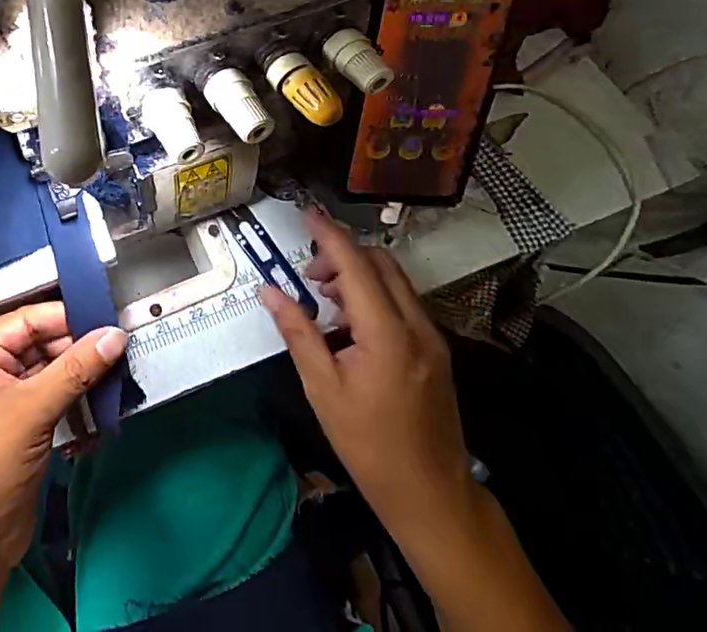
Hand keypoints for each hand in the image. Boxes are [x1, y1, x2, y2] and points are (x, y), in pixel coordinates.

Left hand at [0, 303, 125, 629]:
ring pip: (51, 372)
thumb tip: (109, 338)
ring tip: (111, 380)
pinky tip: (96, 408)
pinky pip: (53, 400)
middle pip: (43, 344)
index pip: (28, 319)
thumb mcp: (30, 411)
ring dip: (81, 379)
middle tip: (115, 352)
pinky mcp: (19, 427)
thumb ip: (76, 369)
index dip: (69, 318)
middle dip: (79, 350)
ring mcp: (2, 400)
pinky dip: (75, 402)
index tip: (106, 322)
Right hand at [260, 211, 472, 526]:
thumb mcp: (322, 389)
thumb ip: (298, 333)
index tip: (307, 213)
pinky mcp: (436, 349)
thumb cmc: (368, 445)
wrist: (431, 493)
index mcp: (387, 333)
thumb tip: (270, 291)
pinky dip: (375, 294)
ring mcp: (432, 336)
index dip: (329, 234)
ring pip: (395, 280)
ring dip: (359, 273)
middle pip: (381, 263)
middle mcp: (417, 324)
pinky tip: (351, 321)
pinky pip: (404, 302)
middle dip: (342, 254)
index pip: (356, 265)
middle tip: (309, 275)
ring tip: (325, 298)